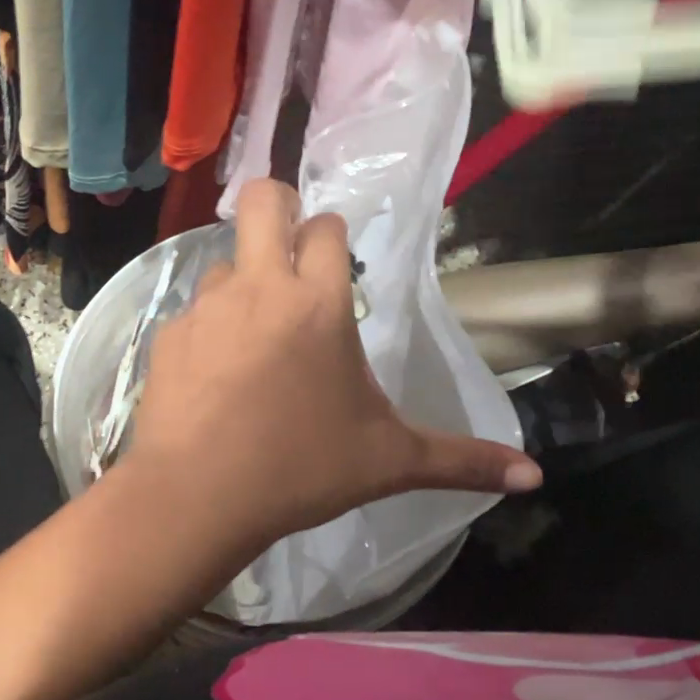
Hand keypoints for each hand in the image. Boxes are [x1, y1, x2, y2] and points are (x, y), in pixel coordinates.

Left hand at [122, 180, 541, 549]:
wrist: (198, 497)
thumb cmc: (300, 470)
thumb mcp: (388, 463)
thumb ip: (460, 460)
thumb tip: (533, 476)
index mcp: (319, 304)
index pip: (327, 226)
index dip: (332, 236)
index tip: (336, 268)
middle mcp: (258, 289)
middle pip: (263, 201)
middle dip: (278, 209)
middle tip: (288, 252)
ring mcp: (205, 310)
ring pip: (223, 263)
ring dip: (241, 282)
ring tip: (254, 335)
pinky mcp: (166, 338)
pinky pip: (190, 315)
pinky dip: (207, 331)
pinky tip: (214, 377)